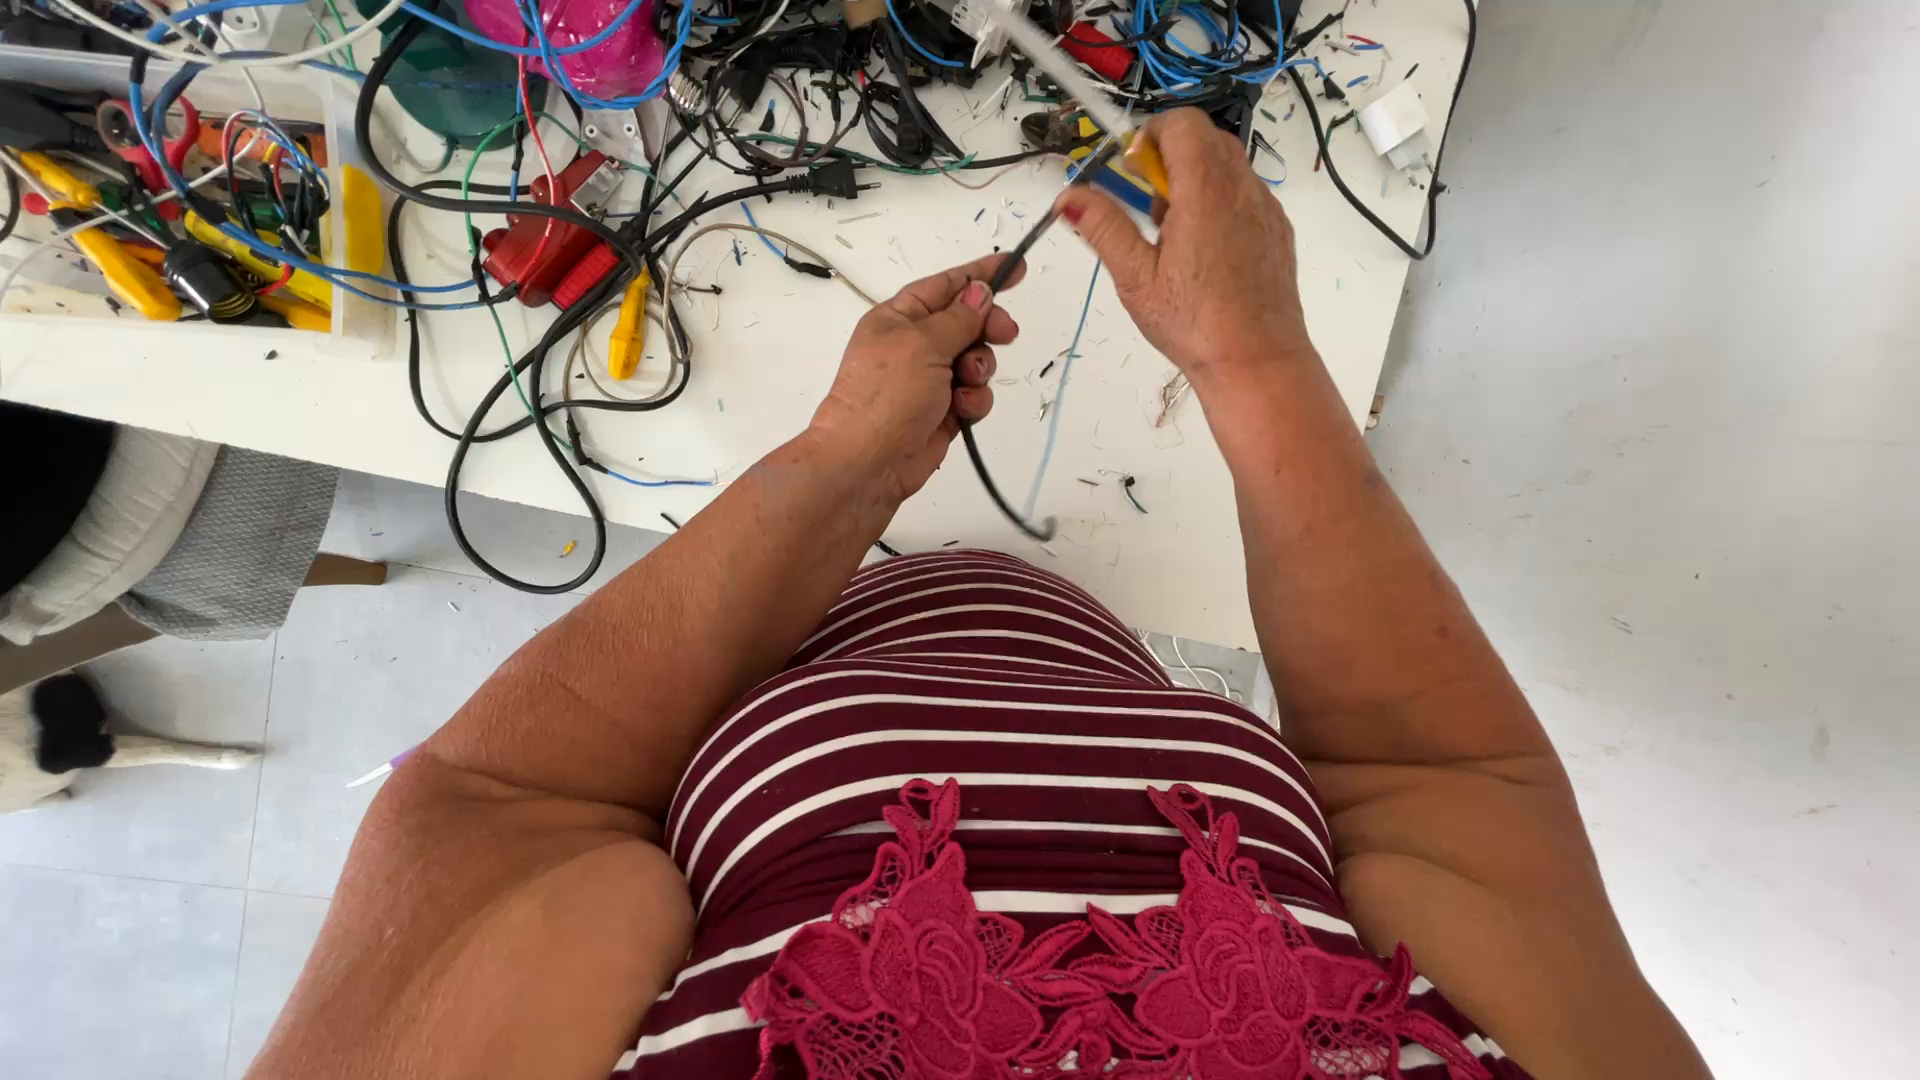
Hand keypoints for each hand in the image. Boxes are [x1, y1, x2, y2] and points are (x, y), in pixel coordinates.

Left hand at [809, 253, 1024, 499]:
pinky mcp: (944, 413)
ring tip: (968, 381)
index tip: (1017, 266)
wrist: (869, 462)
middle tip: (1006, 333)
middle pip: (966, 323)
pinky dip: (974, 400)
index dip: (981, 275)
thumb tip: (980, 292)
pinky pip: (974, 396)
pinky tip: (963, 409)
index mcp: (899, 318)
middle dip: (988, 327)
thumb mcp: (923, 343)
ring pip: (975, 361)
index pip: (946, 286)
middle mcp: (915, 346)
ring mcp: (930, 381)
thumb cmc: (887, 394)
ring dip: (980, 368)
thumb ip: (958, 317)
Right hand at [1055, 108, 1313, 388]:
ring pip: (1228, 168)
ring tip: (1176, 240)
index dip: (1150, 136)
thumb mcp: (1136, 278)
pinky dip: (1220, 206)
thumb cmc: (1192, 321)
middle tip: (1149, 212)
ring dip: (1195, 183)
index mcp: (1204, 189)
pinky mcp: (1278, 231)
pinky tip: (1206, 257)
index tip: (1132, 174)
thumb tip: (1068, 195)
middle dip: (1170, 160)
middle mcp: (1242, 186)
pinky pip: (1246, 197)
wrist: (1256, 359)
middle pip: (1205, 139)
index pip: (1181, 124)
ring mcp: (1266, 207)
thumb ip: (1104, 228)